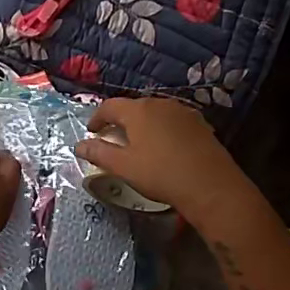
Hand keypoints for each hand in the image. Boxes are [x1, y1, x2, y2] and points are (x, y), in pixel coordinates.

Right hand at [73, 97, 260, 225]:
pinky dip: (162, 129)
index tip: (92, 131)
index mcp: (138, 110)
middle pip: (134, 107)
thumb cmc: (161, 174)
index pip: (110, 106)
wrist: (210, 185)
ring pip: (155, 113)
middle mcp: (161, 104)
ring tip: (138, 142)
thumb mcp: (124, 167)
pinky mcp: (200, 124)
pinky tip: (164, 146)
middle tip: (113, 137)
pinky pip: (173, 122)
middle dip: (121, 120)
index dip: (97, 118)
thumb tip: (79, 145)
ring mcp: (183, 112)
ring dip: (143, 124)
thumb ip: (99, 153)